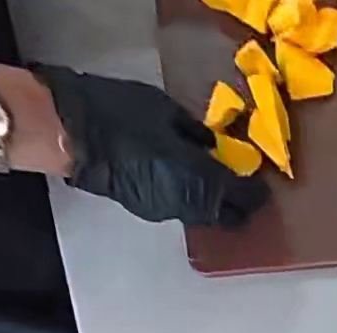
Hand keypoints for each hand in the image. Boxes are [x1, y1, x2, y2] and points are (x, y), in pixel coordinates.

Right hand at [30, 66, 268, 227]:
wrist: (73, 134)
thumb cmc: (122, 114)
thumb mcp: (168, 112)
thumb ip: (196, 134)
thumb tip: (211, 146)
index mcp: (203, 181)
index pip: (244, 198)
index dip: (257, 193)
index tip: (262, 184)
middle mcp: (192, 206)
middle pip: (229, 217)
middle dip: (241, 206)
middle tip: (243, 187)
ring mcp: (171, 213)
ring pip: (205, 215)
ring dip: (215, 203)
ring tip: (213, 180)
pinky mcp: (152, 212)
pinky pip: (183, 209)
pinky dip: (192, 198)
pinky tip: (186, 180)